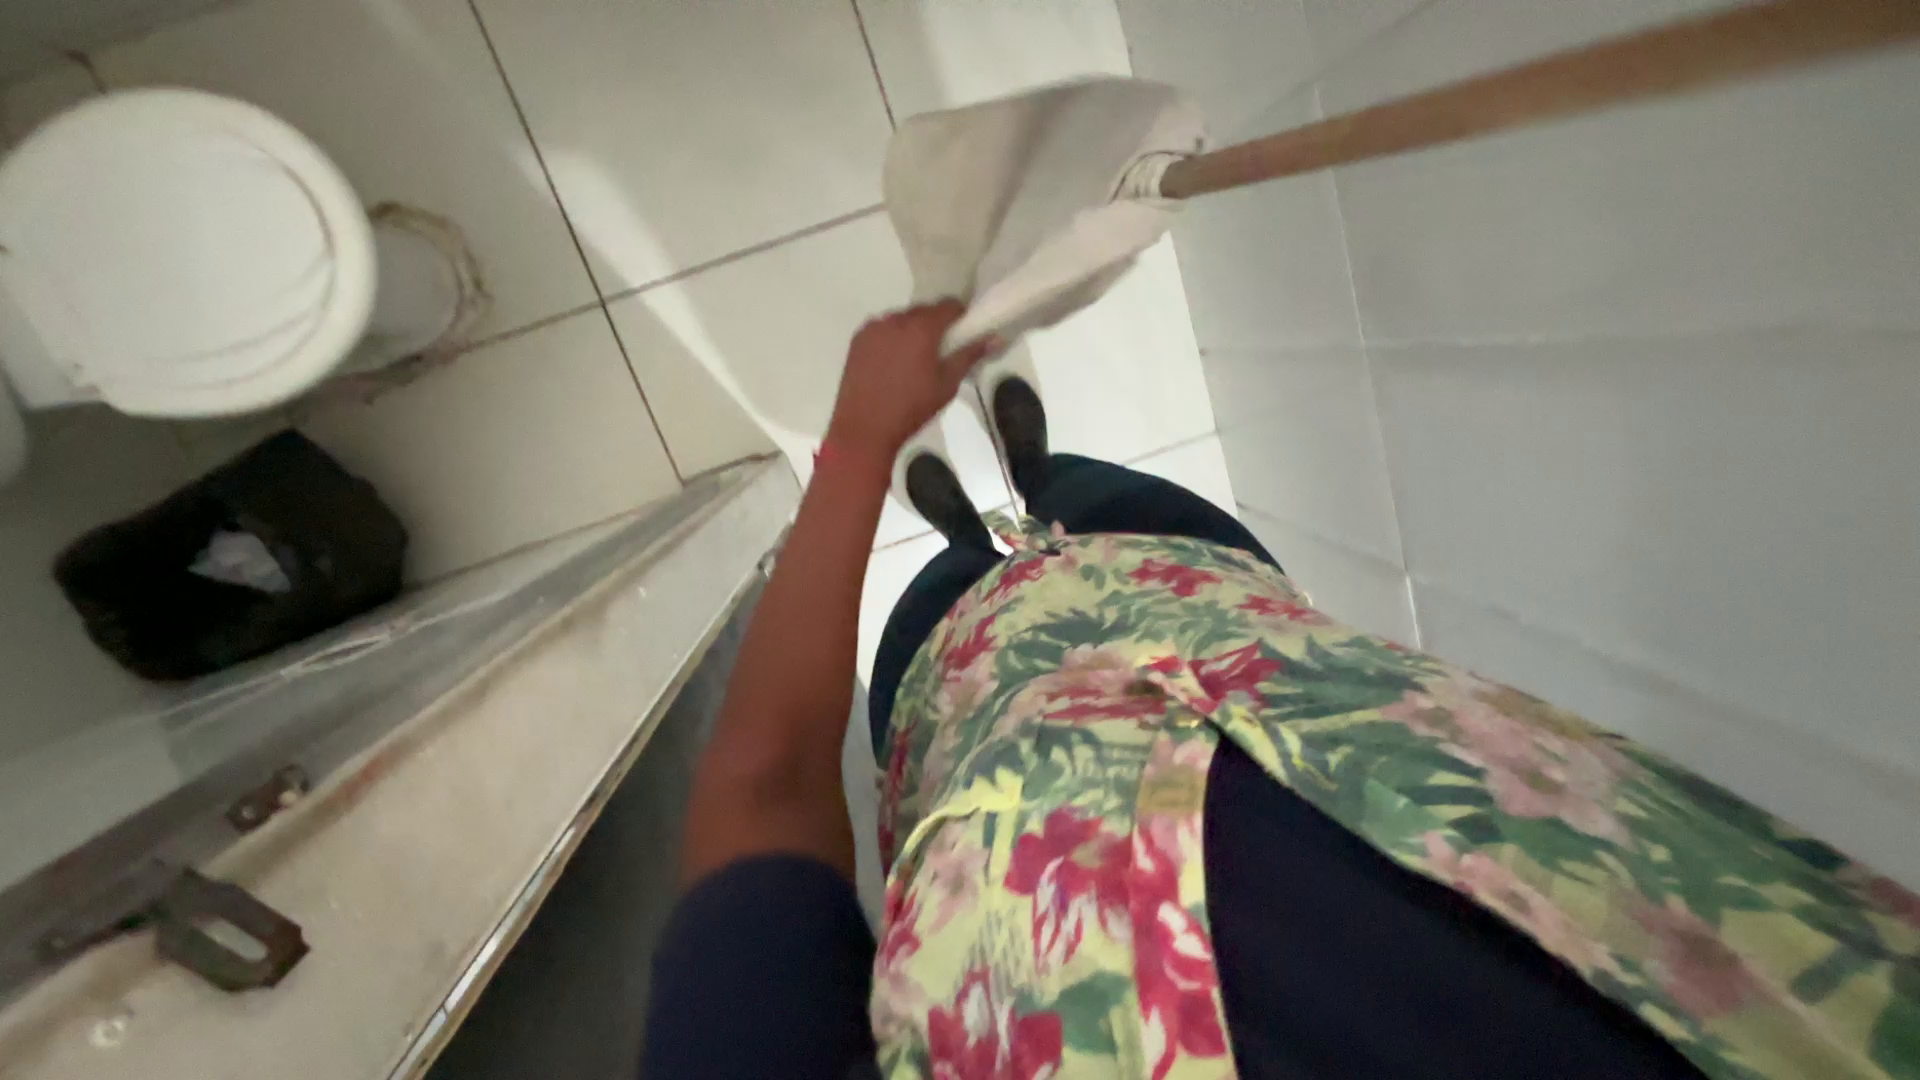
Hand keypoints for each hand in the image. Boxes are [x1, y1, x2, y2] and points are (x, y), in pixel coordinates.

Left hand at [825, 300, 995, 462]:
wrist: (864, 428)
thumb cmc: (912, 408)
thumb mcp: (947, 385)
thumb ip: (969, 356)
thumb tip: (996, 338)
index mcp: (922, 328)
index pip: (948, 305)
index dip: (960, 316)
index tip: (963, 333)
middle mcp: (896, 319)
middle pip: (923, 311)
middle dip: (934, 325)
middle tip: (939, 351)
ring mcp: (873, 328)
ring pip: (900, 319)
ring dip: (911, 331)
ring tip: (912, 360)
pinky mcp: (857, 340)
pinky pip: (882, 329)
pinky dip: (891, 338)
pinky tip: (891, 363)